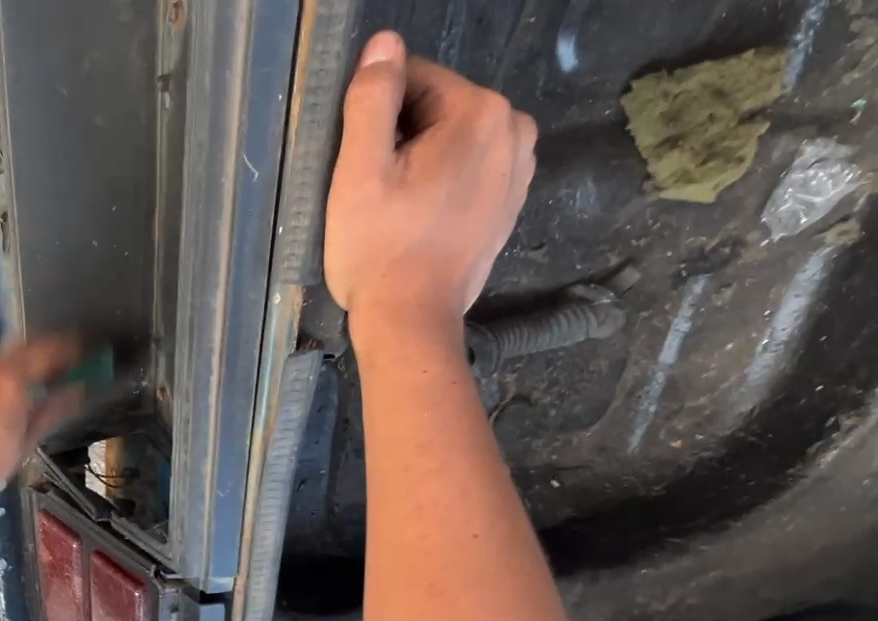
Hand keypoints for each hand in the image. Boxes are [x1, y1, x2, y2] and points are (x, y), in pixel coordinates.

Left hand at [0, 338, 81, 506]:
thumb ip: (52, 410)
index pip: (49, 351)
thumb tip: (76, 390)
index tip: (82, 347)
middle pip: (21, 346)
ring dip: (15, 360)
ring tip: (26, 377)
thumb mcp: (26, 442)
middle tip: (57, 362)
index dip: (69, 347)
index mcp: (11, 380)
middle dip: (41, 351)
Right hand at [324, 31, 535, 327]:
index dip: (374, 119)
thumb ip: (371, 100)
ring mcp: (519, 167)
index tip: (359, 165)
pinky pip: (467, 170)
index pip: (412, 80)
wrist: (411, 319)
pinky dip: (441, 184)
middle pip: (436, 109)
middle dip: (400, 139)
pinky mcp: (510, 201)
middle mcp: (513, 128)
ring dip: (419, 162)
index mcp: (478, 111)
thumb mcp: (359, 173)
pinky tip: (419, 220)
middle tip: (374, 192)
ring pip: (451, 140)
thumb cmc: (378, 249)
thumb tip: (383, 44)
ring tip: (395, 209)